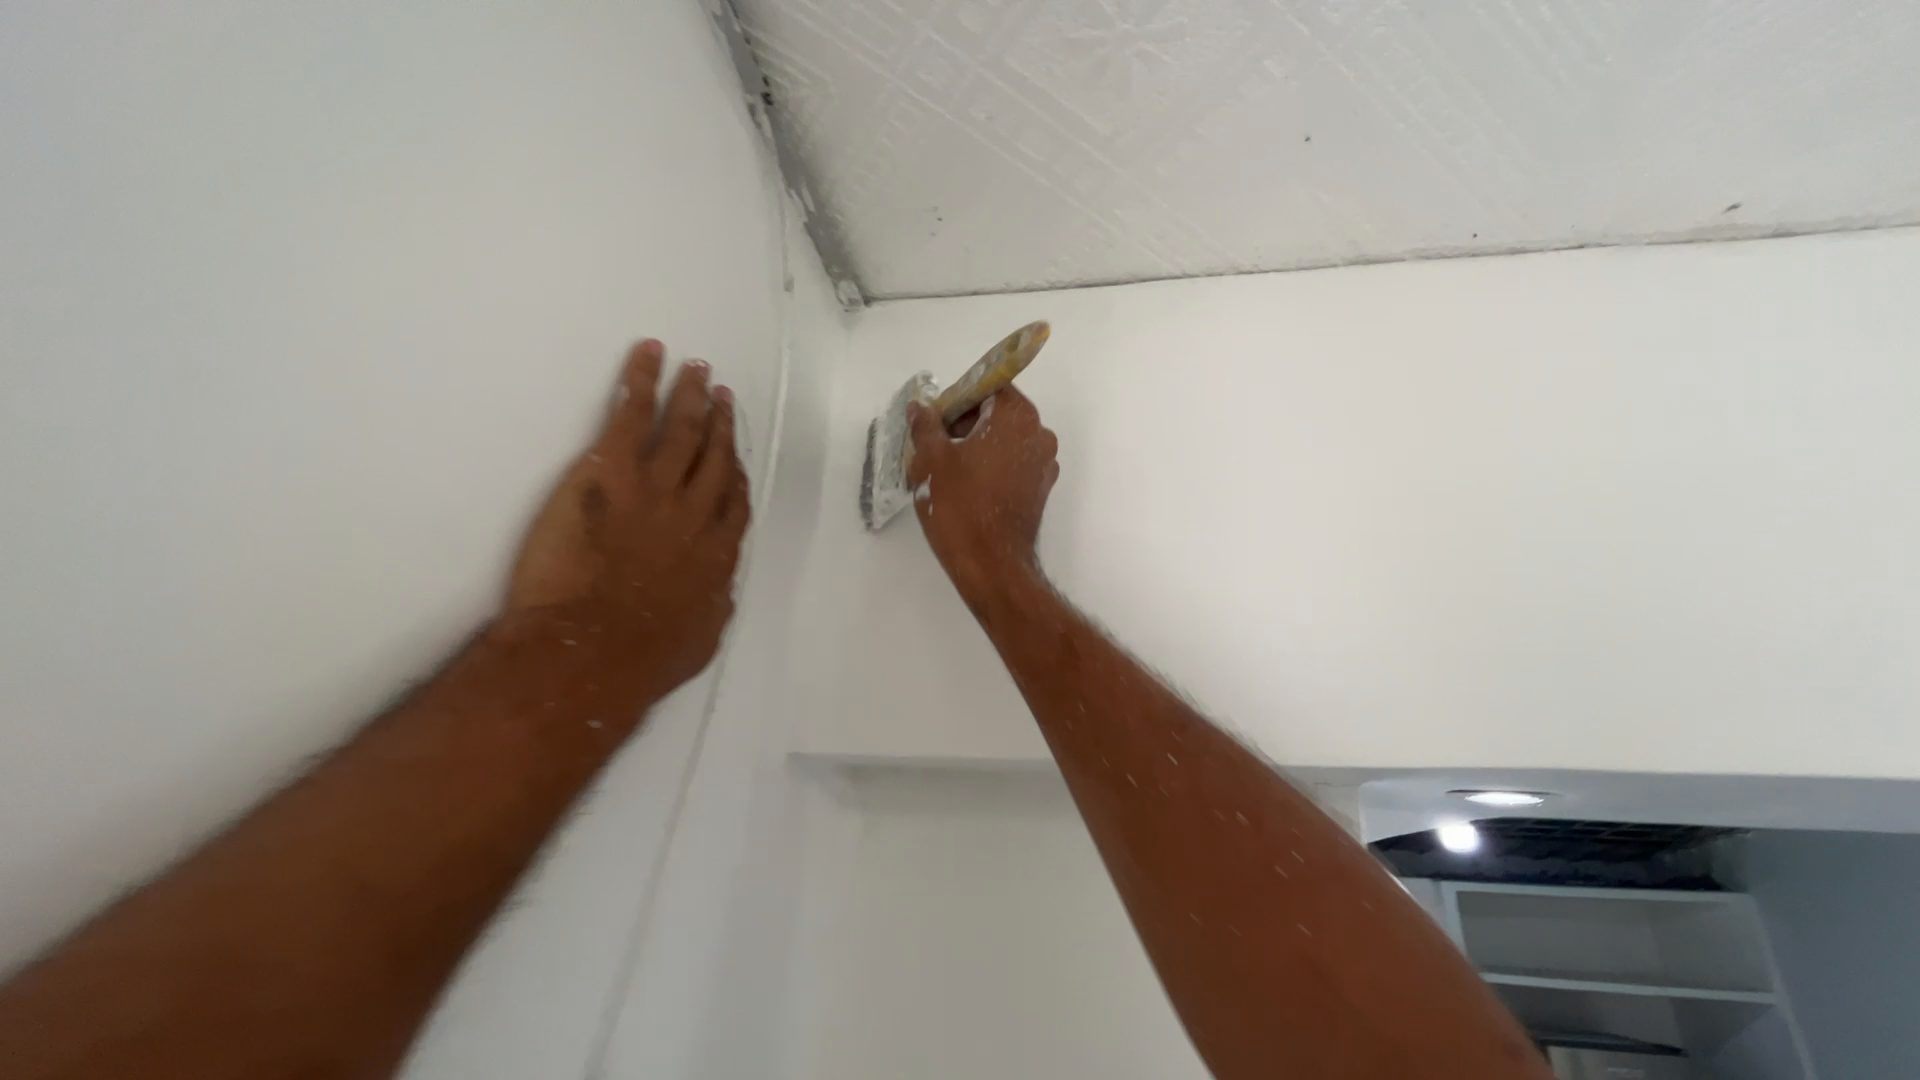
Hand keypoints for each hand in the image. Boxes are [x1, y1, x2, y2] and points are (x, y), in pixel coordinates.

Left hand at [503, 339, 749, 697]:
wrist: (591, 649)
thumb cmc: (644, 658)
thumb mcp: (702, 637)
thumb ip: (714, 604)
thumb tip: (718, 586)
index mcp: (716, 553)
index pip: (733, 500)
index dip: (735, 470)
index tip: (734, 454)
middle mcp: (694, 512)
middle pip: (713, 457)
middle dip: (720, 423)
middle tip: (723, 394)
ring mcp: (655, 487)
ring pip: (681, 430)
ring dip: (691, 396)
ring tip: (698, 370)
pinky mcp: (611, 471)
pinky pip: (631, 414)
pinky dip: (641, 380)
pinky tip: (648, 354)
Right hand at [907, 386, 1059, 598]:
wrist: (991, 563)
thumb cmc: (960, 505)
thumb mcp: (931, 460)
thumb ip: (926, 426)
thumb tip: (920, 407)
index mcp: (1017, 417)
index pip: (989, 386)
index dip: (959, 397)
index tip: (936, 417)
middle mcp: (1039, 434)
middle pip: (999, 413)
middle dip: (966, 422)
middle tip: (934, 442)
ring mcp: (1044, 464)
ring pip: (1005, 440)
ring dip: (977, 445)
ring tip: (945, 467)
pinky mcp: (1040, 489)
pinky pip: (1012, 463)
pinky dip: (991, 465)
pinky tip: (965, 485)